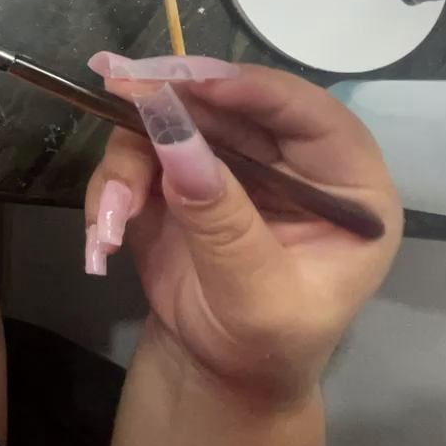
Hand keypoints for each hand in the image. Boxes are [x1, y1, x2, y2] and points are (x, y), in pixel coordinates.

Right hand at [86, 65, 401, 405]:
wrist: (213, 365)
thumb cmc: (261, 342)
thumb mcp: (255, 294)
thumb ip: (220, 219)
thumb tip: (175, 142)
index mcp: (341, 189)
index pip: (313, 119)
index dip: (256, 90)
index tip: (194, 79)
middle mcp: (284, 162)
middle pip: (228, 105)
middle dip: (169, 97)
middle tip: (117, 83)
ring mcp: (225, 163)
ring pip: (170, 122)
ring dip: (129, 159)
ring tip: (111, 214)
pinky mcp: (173, 172)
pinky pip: (134, 153)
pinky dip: (110, 185)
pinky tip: (104, 232)